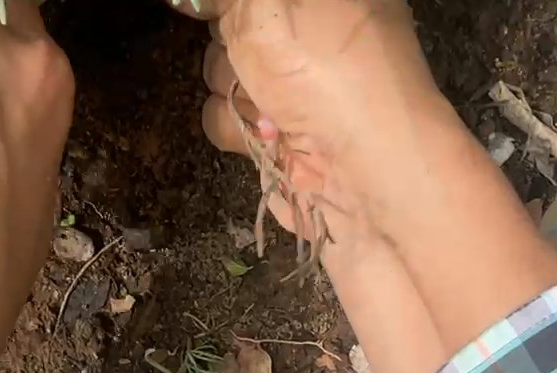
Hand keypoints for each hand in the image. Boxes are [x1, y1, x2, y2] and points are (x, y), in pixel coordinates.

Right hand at [190, 0, 441, 242]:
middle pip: (230, 26)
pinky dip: (237, 130)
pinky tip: (268, 137)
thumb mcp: (270, 6)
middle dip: (231, 44)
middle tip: (260, 63)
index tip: (216, 11)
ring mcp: (287, 89)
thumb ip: (231, 0)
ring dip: (234, 91)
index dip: (229, 4)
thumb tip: (193, 0)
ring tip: (270, 109)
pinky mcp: (272, 135)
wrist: (363, 172)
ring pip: (221, 74)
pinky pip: (226, 121)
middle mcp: (305, 34)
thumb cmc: (330, 72)